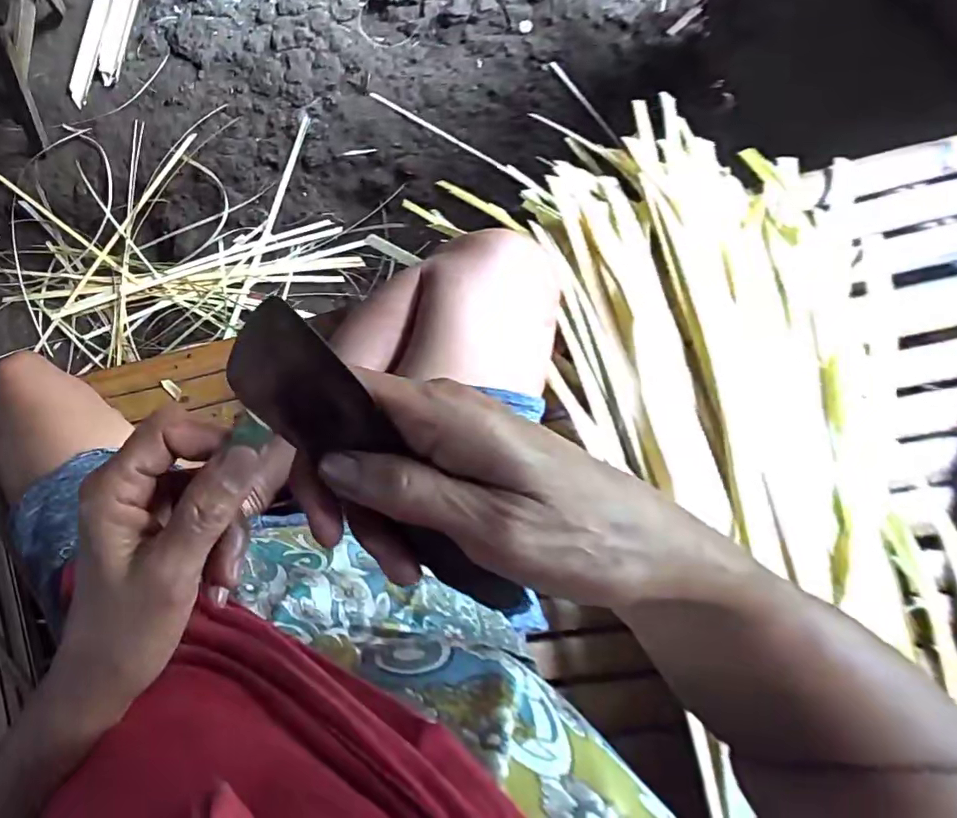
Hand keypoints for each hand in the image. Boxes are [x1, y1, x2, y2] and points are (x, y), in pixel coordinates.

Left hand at [51, 406, 262, 715]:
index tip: (250, 469)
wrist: (103, 688)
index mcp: (114, 485)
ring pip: (206, 490)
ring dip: (225, 532)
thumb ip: (209, 508)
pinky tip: (217, 585)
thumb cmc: (128, 633)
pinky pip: (204, 516)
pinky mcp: (161, 527)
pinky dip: (218, 546)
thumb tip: (248, 451)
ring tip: (223, 580)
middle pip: (194, 460)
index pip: (167, 430)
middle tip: (236, 546)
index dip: (211, 439)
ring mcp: (145, 507)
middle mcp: (128, 485)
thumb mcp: (174, 570)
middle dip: (225, 503)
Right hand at [312, 370, 756, 608]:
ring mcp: (450, 430)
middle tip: (349, 549)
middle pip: (356, 430)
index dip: (312, 425)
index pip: (348, 386)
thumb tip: (331, 461)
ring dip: (375, 513)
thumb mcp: (486, 524)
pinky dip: (400, 514)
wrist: (651, 552)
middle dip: (344, 490)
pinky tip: (416, 557)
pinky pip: (407, 473)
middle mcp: (439, 405)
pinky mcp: (461, 454)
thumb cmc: (576, 536)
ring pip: (378, 459)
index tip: (304, 493)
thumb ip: (405, 489)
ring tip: (402, 570)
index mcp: (440, 407)